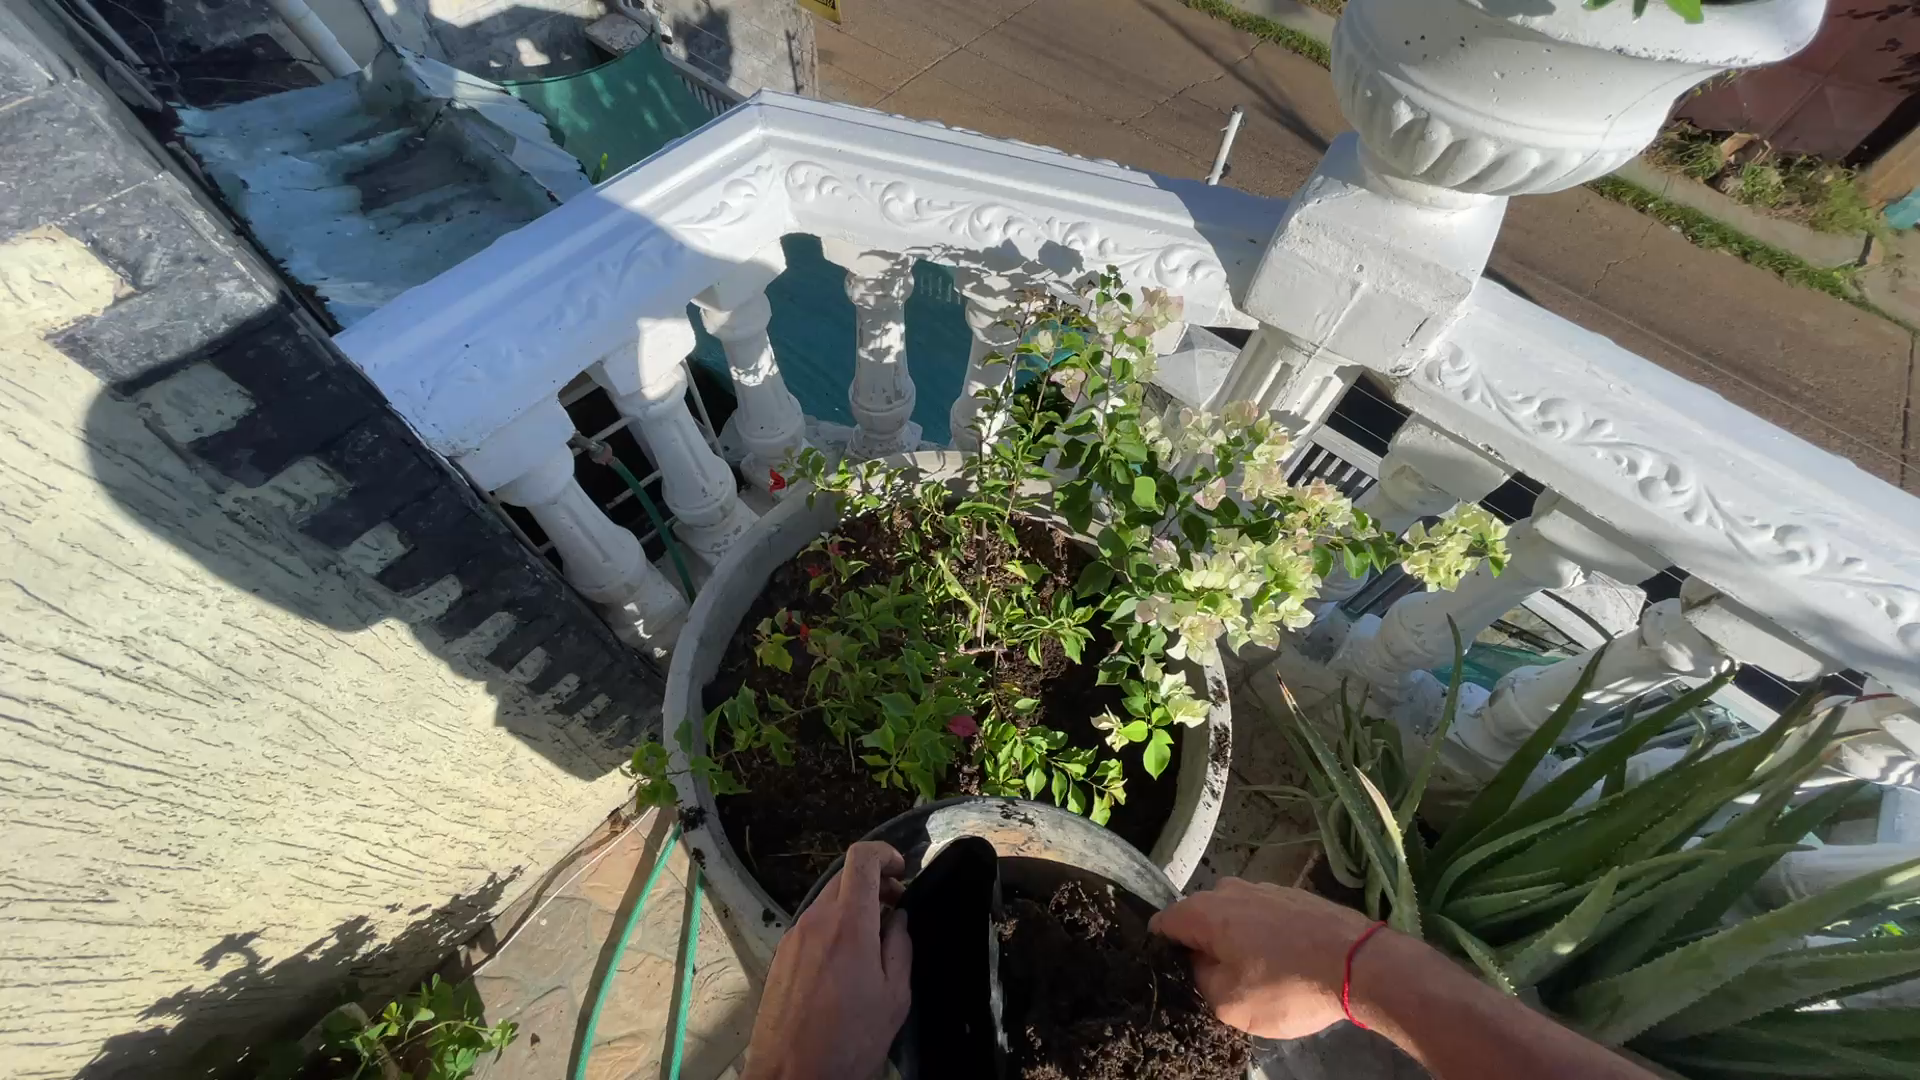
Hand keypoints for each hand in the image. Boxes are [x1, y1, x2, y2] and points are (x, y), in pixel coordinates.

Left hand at [743, 841, 911, 1079]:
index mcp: (848, 923)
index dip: (884, 853)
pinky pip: (812, 924)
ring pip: (828, 900)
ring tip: (872, 939)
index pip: (861, 858)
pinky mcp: (781, 956)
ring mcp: (794, 936)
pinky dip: (833, 925)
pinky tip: (844, 961)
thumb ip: (900, 946)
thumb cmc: (850, 1042)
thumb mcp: (894, 996)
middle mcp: (816, 920)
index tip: (901, 872)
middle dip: (874, 883)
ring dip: (853, 905)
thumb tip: (897, 917)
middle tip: (895, 908)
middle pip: (845, 876)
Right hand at [1149, 878, 1382, 1038]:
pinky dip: (1267, 937)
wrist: (1358, 962)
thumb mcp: (1229, 1003)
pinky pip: (1264, 917)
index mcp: (1203, 910)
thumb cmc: (1287, 985)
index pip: (1163, 924)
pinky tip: (1289, 962)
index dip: (1164, 952)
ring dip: (1238, 942)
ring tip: (1262, 975)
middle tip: (1224, 983)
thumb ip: (1200, 980)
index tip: (1179, 977)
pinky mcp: (1292, 895)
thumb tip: (1200, 963)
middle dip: (1205, 948)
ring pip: (1234, 917)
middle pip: (1200, 920)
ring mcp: (1261, 887)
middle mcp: (1226, 889)